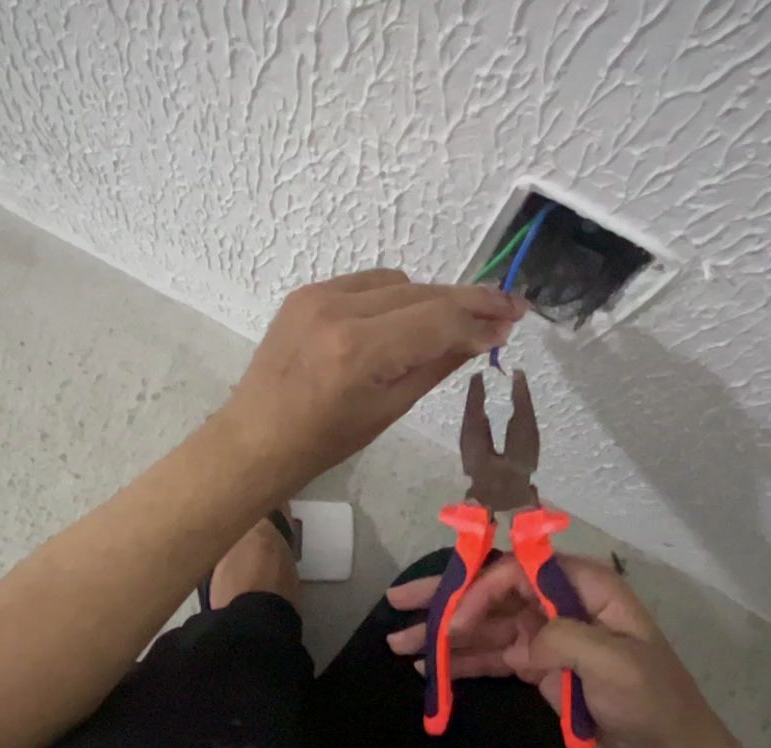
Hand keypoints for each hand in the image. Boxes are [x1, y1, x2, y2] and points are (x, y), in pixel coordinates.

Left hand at [221, 269, 526, 481]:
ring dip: (429, 300)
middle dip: (467, 303)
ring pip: (397, 282)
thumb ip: (436, 365)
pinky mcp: (305, 293)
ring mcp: (317, 297)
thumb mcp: (388, 410)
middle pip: (422, 293)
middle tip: (506, 310)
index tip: (513, 319)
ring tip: (450, 325)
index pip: (438, 319)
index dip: (481, 318)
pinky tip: (401, 321)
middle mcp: (338, 311)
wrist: (257, 437)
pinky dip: (392, 297)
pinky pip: (366, 284)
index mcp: (359, 351)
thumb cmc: (323, 441)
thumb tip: (482, 336)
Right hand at [386, 552, 720, 747]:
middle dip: (444, 598)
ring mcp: (541, 633)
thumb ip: (562, 638)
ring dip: (441, 634)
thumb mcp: (614, 661)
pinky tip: (428, 668)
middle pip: (490, 591)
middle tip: (398, 600)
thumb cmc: (649, 694)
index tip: (453, 621)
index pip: (518, 571)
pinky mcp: (532, 664)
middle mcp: (555, 601)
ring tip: (397, 643)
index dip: (480, 590)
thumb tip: (521, 642)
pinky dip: (459, 662)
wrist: (662, 743)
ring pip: (482, 625)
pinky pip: (489, 656)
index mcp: (581, 585)